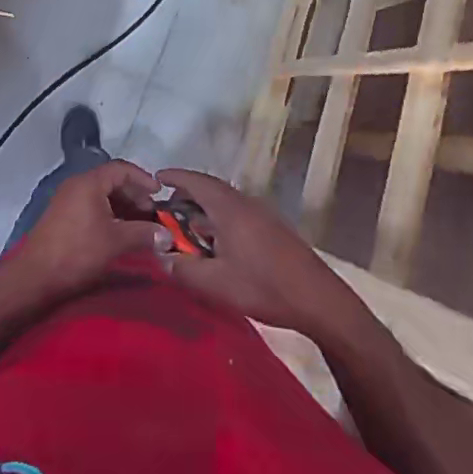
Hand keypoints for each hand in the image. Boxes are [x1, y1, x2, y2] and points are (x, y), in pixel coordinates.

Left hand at [14, 161, 169, 298]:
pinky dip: (109, 214)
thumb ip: (144, 234)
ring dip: (123, 207)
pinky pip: (92, 206)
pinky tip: (120, 232)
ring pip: (102, 195)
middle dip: (135, 195)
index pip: (122, 169)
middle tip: (151, 213)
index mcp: (89, 182)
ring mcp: (67, 200)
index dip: (143, 179)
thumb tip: (168, 236)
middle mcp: (77, 185)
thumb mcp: (116, 242)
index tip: (160, 194)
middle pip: (112, 180)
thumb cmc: (77, 252)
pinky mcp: (62, 217)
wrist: (33, 278)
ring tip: (140, 225)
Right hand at [156, 169, 375, 346]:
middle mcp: (246, 203)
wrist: (315, 297)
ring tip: (185, 225)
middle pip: (212, 188)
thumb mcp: (215, 284)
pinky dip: (219, 217)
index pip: (198, 181)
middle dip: (187, 192)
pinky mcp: (272, 227)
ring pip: (226, 200)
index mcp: (230, 209)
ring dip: (204, 206)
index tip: (156, 177)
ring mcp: (262, 214)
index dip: (176, 176)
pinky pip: (237, 212)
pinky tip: (214, 240)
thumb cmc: (263, 286)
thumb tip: (160, 257)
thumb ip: (183, 269)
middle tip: (165, 206)